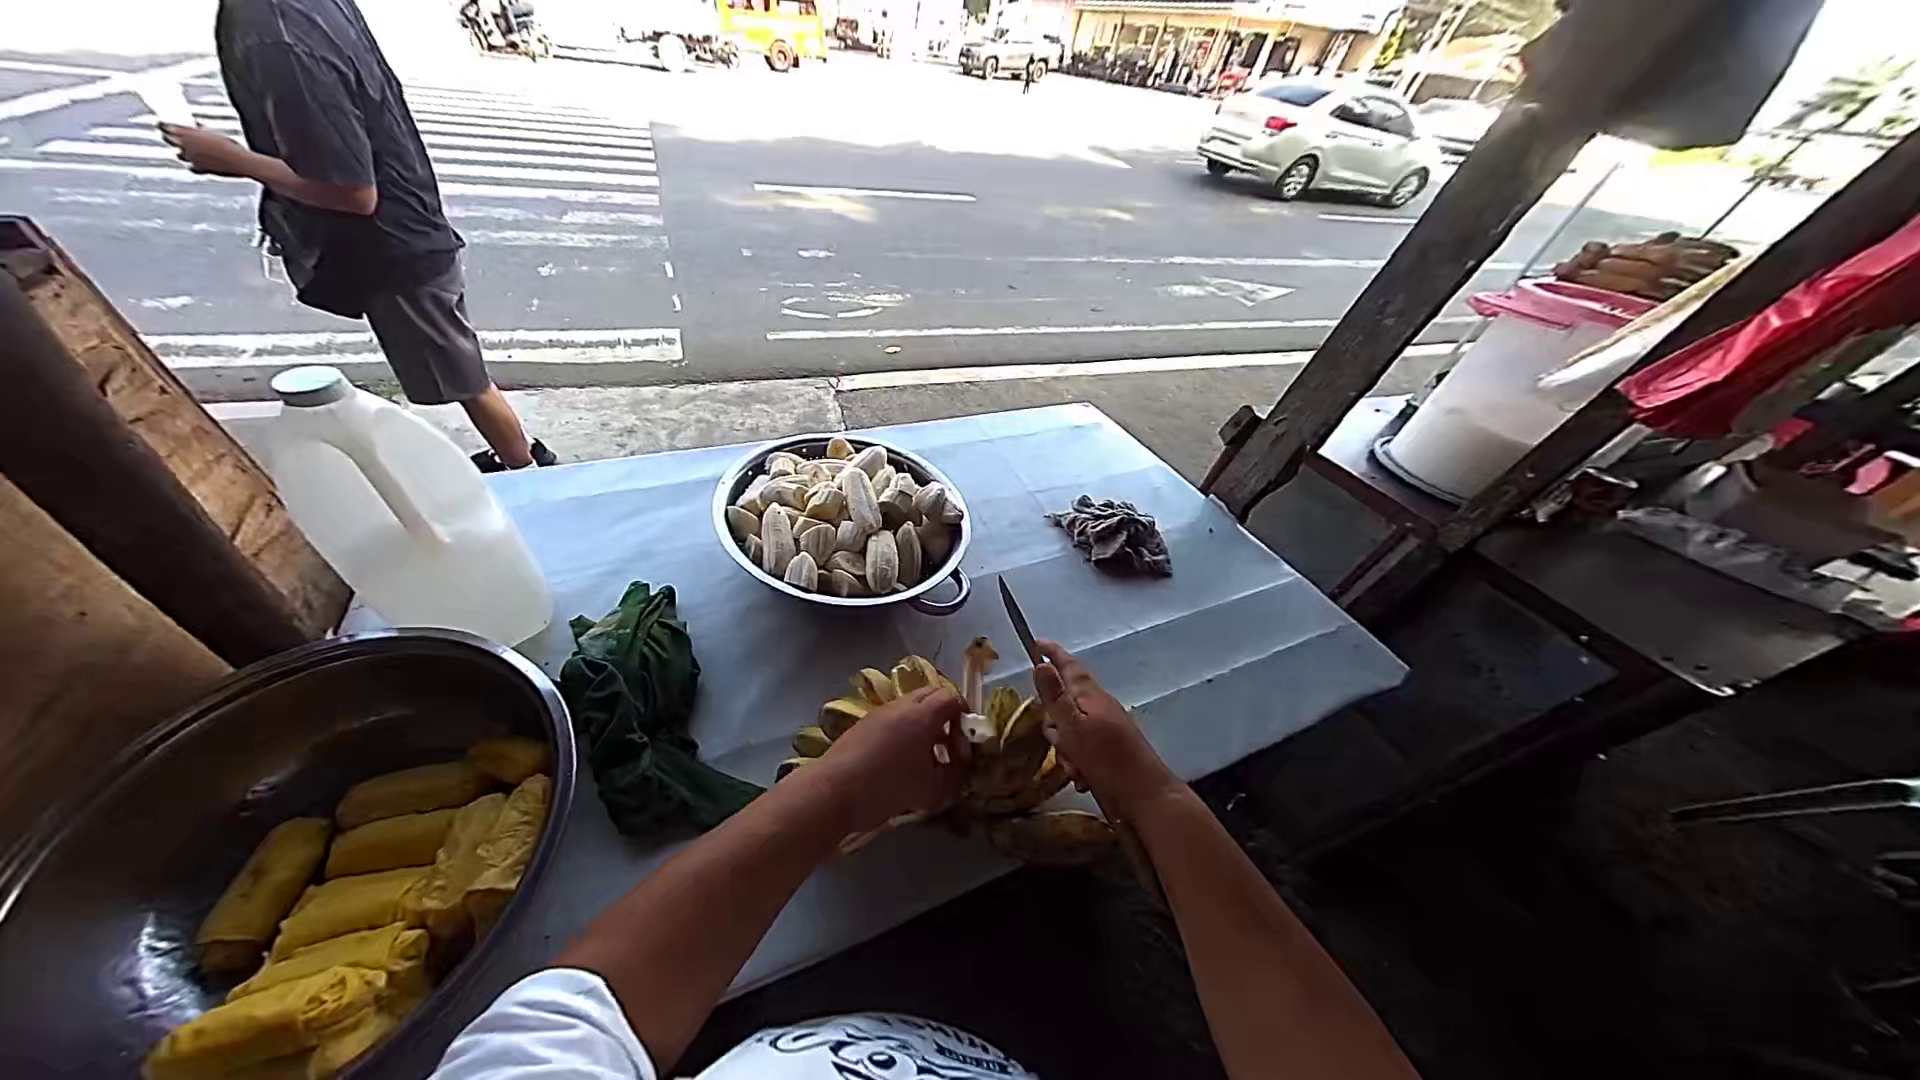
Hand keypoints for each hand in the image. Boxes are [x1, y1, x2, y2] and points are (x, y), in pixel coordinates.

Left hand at [158, 123, 255, 177]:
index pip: (164, 126)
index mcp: (188, 133)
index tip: (164, 125)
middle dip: (170, 138)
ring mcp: (193, 158)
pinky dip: (194, 166)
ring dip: (182, 153)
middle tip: (172, 137)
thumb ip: (203, 130)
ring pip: (179, 155)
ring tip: (188, 152)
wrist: (246, 164)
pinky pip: (192, 168)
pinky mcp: (202, 169)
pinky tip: (198, 165)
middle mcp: (186, 145)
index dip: (163, 125)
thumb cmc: (235, 148)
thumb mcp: (218, 135)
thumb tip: (197, 124)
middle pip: (168, 139)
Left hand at [805, 687, 968, 834]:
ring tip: (924, 757)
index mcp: (923, 714)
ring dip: (923, 724)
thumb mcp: (931, 789)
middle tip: (948, 744)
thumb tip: (960, 772)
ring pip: (909, 707)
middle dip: (944, 716)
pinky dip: (903, 731)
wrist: (834, 791)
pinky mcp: (862, 725)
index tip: (965, 742)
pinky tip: (899, 761)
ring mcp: (879, 713)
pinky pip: (892, 718)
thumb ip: (953, 777)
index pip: (952, 698)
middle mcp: (902, 706)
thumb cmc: (888, 787)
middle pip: (931, 695)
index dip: (964, 716)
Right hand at [1033, 640, 1181, 820]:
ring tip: (1076, 768)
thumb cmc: (1108, 761)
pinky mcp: (1109, 748)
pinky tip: (1084, 778)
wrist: (1148, 798)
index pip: (1067, 665)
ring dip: (1066, 748)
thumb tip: (1041, 664)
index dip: (1051, 653)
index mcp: (1089, 695)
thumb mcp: (1073, 728)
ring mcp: (1106, 726)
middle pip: (1063, 702)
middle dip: (1054, 723)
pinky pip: (1082, 747)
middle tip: (1059, 741)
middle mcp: (1098, 705)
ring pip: (1070, 729)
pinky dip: (1078, 761)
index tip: (1035, 643)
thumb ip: (1055, 698)